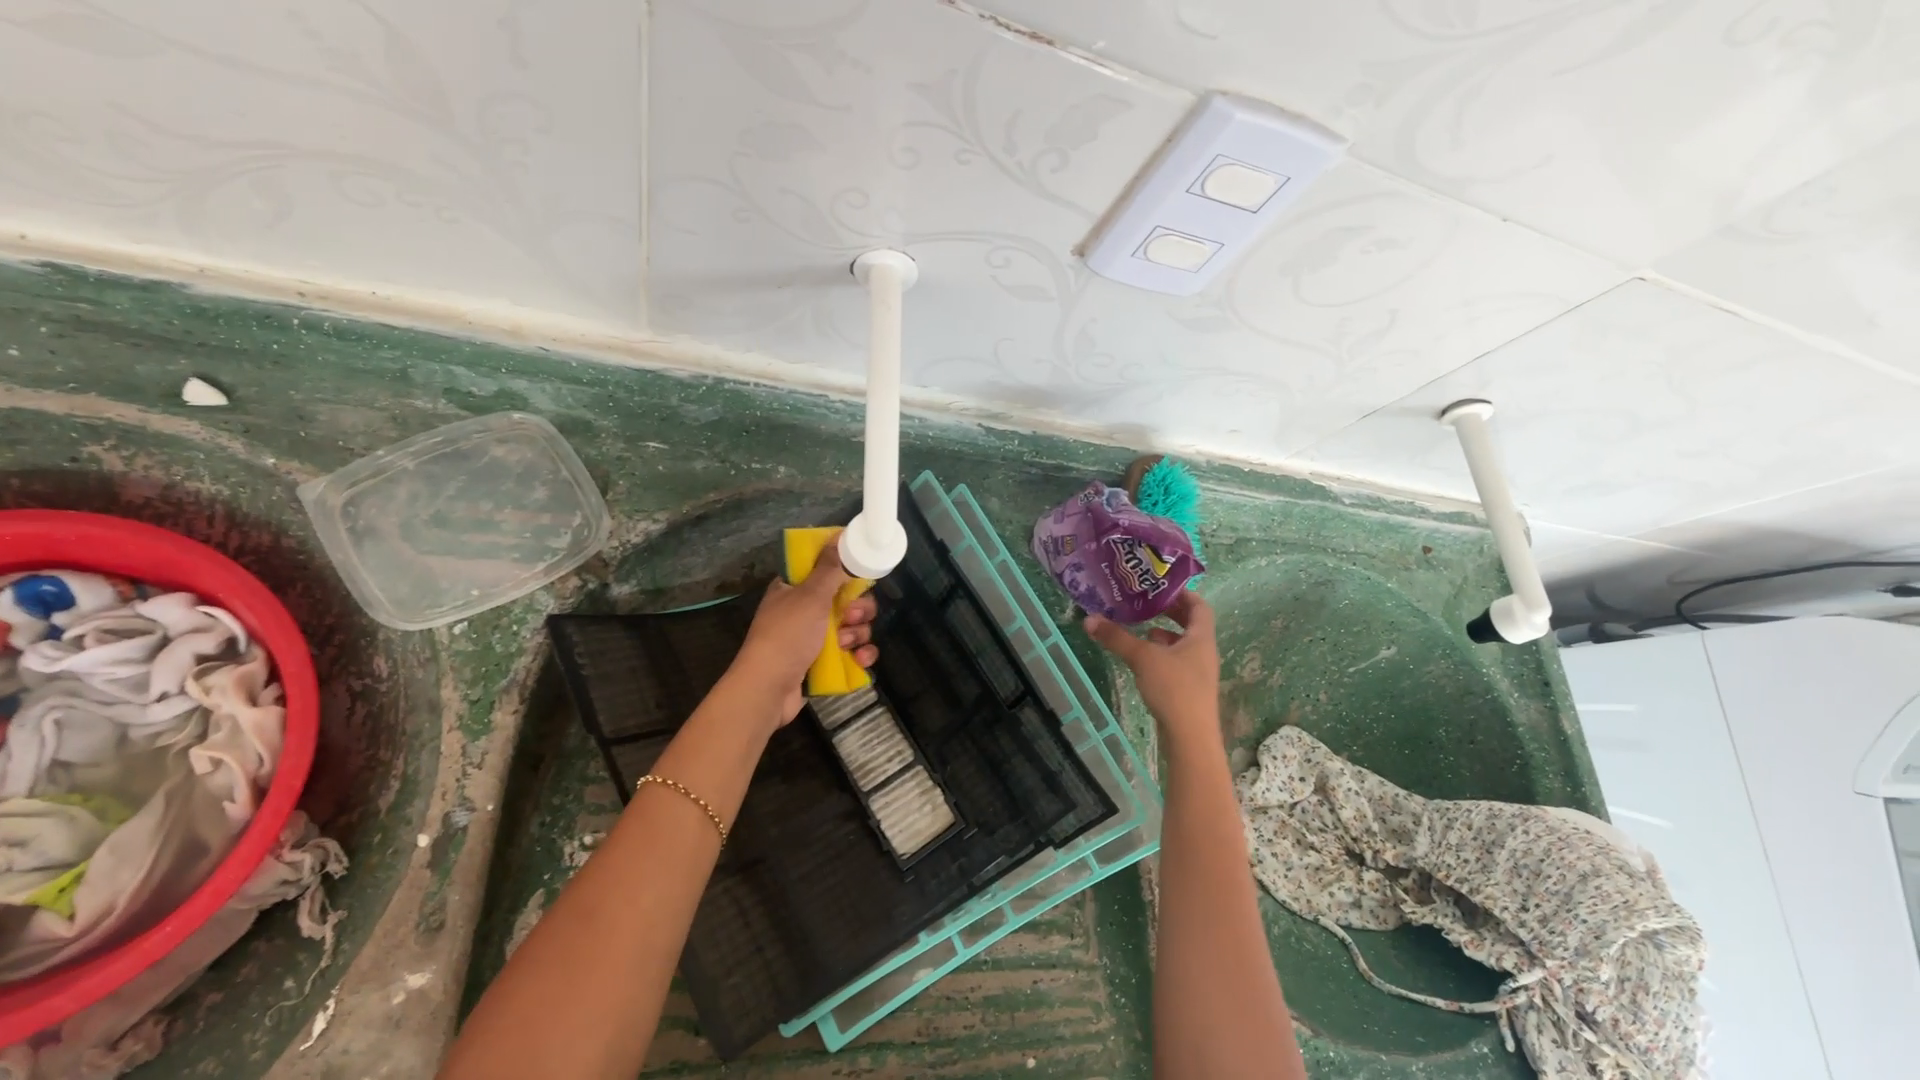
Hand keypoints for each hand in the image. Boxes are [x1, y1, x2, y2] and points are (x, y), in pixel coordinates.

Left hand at [730, 544, 878, 726]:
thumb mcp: (810, 596)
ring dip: (857, 634)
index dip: (844, 573)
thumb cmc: (787, 635)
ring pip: (851, 628)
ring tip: (846, 644)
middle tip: (853, 615)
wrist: (769, 688)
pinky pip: (850, 653)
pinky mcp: (822, 663)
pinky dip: (858, 656)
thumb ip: (830, 568)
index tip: (859, 576)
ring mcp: (813, 639)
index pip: (824, 571)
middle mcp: (803, 611)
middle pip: (845, 600)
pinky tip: (860, 660)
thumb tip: (839, 535)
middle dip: (857, 609)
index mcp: (794, 589)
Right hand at [1083, 590, 1219, 747]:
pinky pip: (1177, 663)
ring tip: (1141, 630)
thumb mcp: (1142, 658)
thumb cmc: (1174, 688)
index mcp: (1201, 638)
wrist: (1191, 737)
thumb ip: (1117, 638)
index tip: (1160, 588)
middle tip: (1147, 604)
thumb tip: (1089, 619)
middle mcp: (1204, 652)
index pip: (1199, 606)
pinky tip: (1143, 661)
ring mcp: (1198, 673)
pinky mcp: (1189, 690)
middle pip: (1191, 625)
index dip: (1183, 594)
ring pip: (1183, 645)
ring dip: (1164, 636)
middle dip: (1170, 614)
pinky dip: (1161, 656)